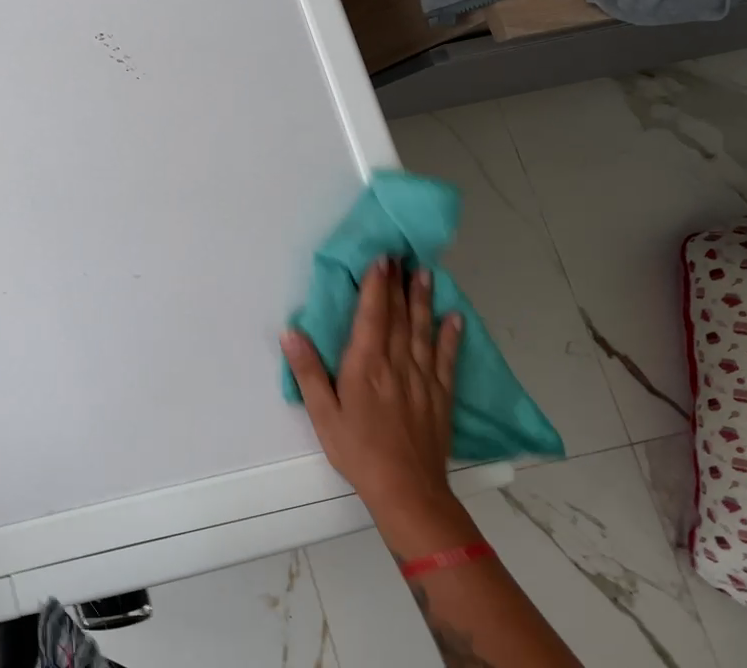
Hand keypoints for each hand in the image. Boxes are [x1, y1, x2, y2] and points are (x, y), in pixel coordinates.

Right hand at [281, 257, 463, 520]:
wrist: (407, 489)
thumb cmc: (356, 449)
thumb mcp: (321, 412)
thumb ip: (308, 371)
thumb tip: (291, 333)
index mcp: (365, 367)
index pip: (372, 317)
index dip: (376, 287)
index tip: (381, 260)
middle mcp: (397, 366)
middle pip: (400, 317)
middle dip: (400, 285)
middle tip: (404, 256)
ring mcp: (423, 380)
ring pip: (424, 331)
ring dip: (425, 301)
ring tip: (427, 274)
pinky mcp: (440, 396)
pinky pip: (447, 359)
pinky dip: (451, 336)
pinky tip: (454, 318)